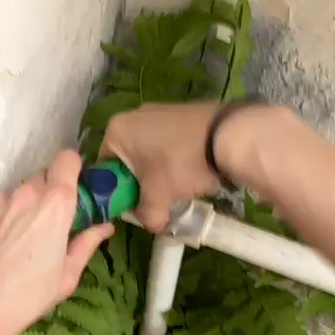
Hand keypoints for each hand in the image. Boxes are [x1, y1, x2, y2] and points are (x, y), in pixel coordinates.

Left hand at [0, 150, 112, 334]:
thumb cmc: (26, 298)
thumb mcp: (66, 277)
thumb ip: (86, 244)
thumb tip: (105, 227)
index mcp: (55, 205)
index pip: (67, 160)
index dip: (71, 168)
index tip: (71, 185)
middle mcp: (25, 193)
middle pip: (40, 179)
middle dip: (45, 197)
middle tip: (42, 227)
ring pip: (13, 195)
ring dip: (17, 210)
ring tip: (10, 244)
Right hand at [99, 103, 222, 229]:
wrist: (229, 135)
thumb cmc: (181, 162)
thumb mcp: (159, 196)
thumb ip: (148, 215)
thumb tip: (152, 223)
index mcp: (117, 130)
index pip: (105, 168)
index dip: (117, 191)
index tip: (133, 205)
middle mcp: (133, 115)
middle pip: (128, 159)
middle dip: (141, 182)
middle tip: (157, 199)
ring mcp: (160, 110)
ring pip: (150, 151)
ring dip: (160, 172)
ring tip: (179, 187)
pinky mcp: (182, 113)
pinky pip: (170, 141)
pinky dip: (176, 158)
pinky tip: (192, 170)